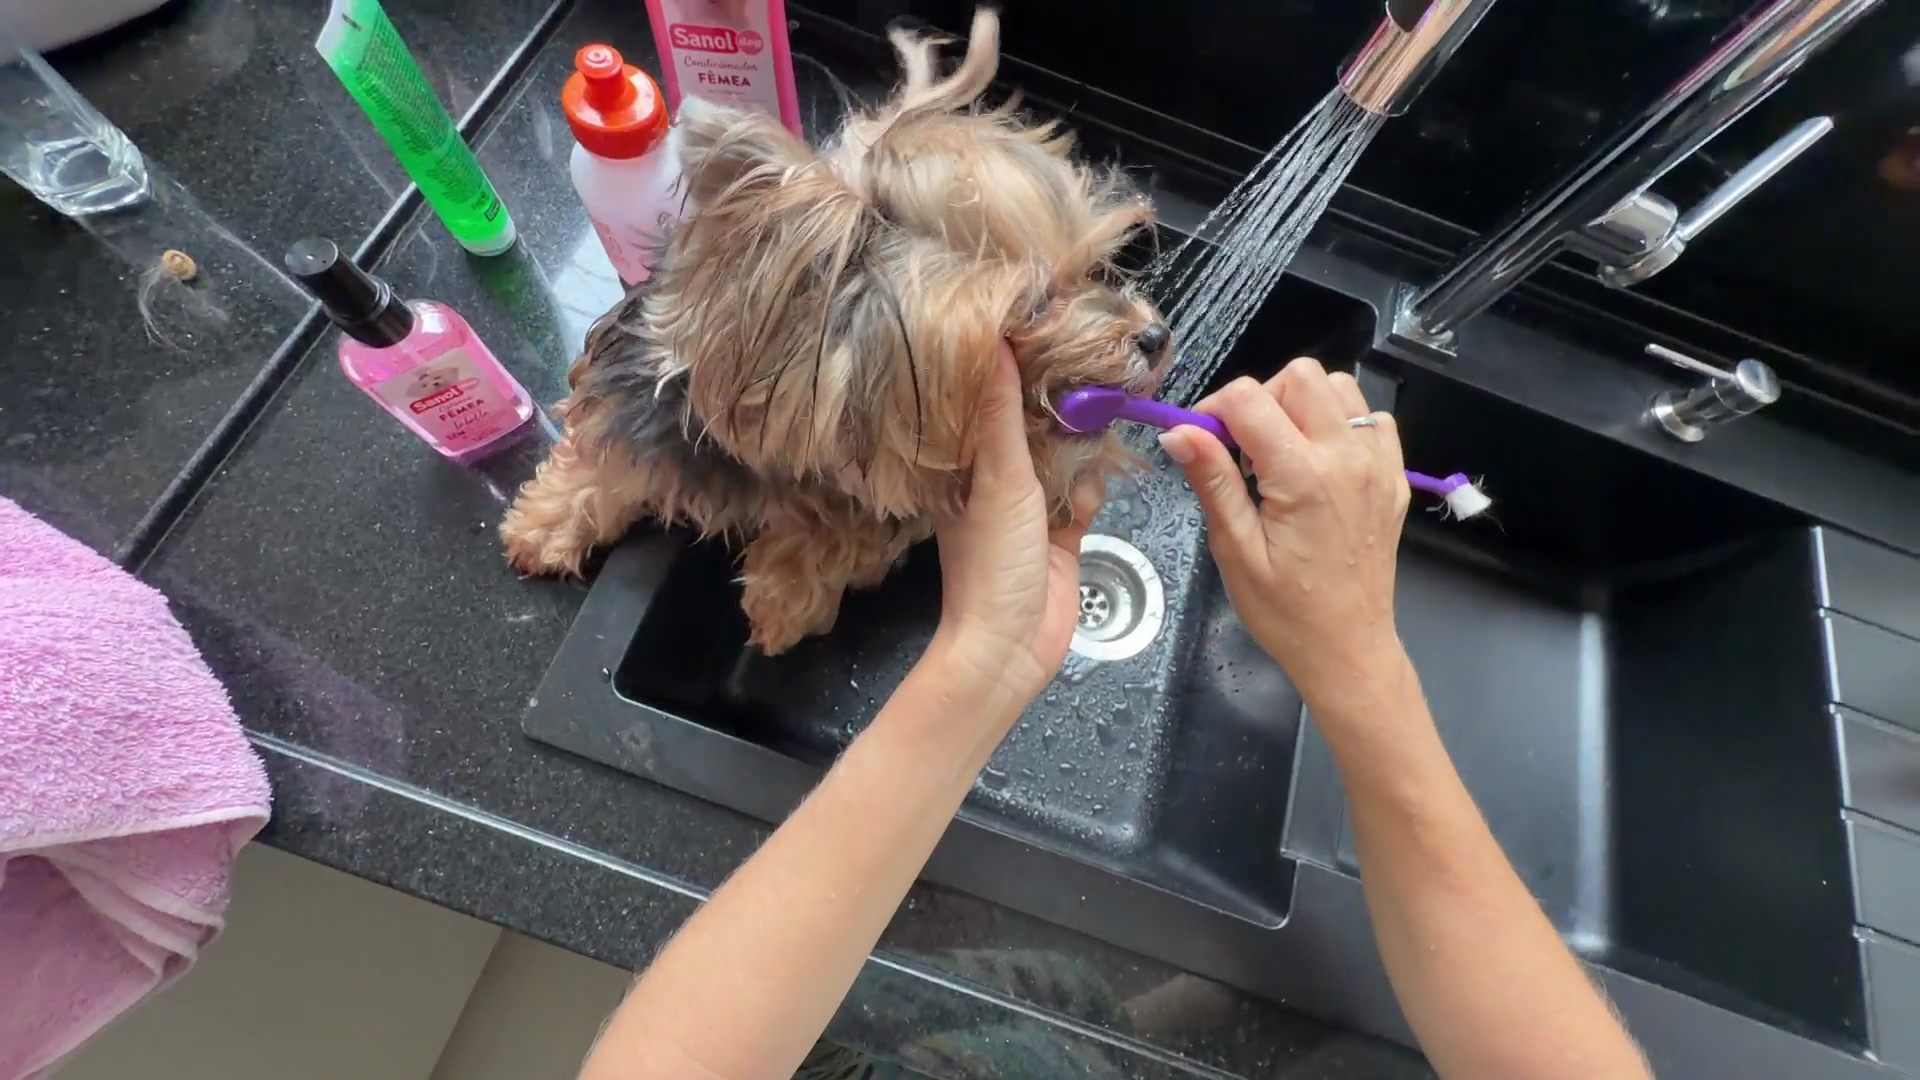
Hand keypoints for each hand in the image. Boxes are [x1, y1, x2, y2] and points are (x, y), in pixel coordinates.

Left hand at [932, 341, 1102, 710]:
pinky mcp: (1061, 533)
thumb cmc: (993, 560)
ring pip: (1062, 459)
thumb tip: (994, 342)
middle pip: (1030, 429)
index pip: (986, 405)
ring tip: (1104, 412)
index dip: (1010, 372)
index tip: (1039, 331)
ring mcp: (1030, 508)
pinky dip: (1092, 488)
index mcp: (965, 467)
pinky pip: (1083, 495)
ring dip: (1081, 446)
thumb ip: (1000, 415)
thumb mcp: (998, 479)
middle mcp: (995, 482)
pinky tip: (1096, 482)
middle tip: (1089, 365)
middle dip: (1058, 405)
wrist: (1013, 643)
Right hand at [1157, 358, 1409, 707]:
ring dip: (1299, 405)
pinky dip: (1337, 423)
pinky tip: (1316, 461)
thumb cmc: (1282, 609)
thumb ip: (1211, 480)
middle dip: (1258, 399)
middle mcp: (1348, 457)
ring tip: (1277, 452)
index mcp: (1302, 477)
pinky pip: (1370, 418)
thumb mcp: (1233, 548)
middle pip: (1300, 375)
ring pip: (1339, 386)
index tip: (1200, 443)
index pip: (1249, 398)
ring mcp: (1378, 464)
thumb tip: (1178, 431)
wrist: (1347, 648)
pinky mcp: (1393, 477)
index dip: (1212, 410)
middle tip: (1239, 449)